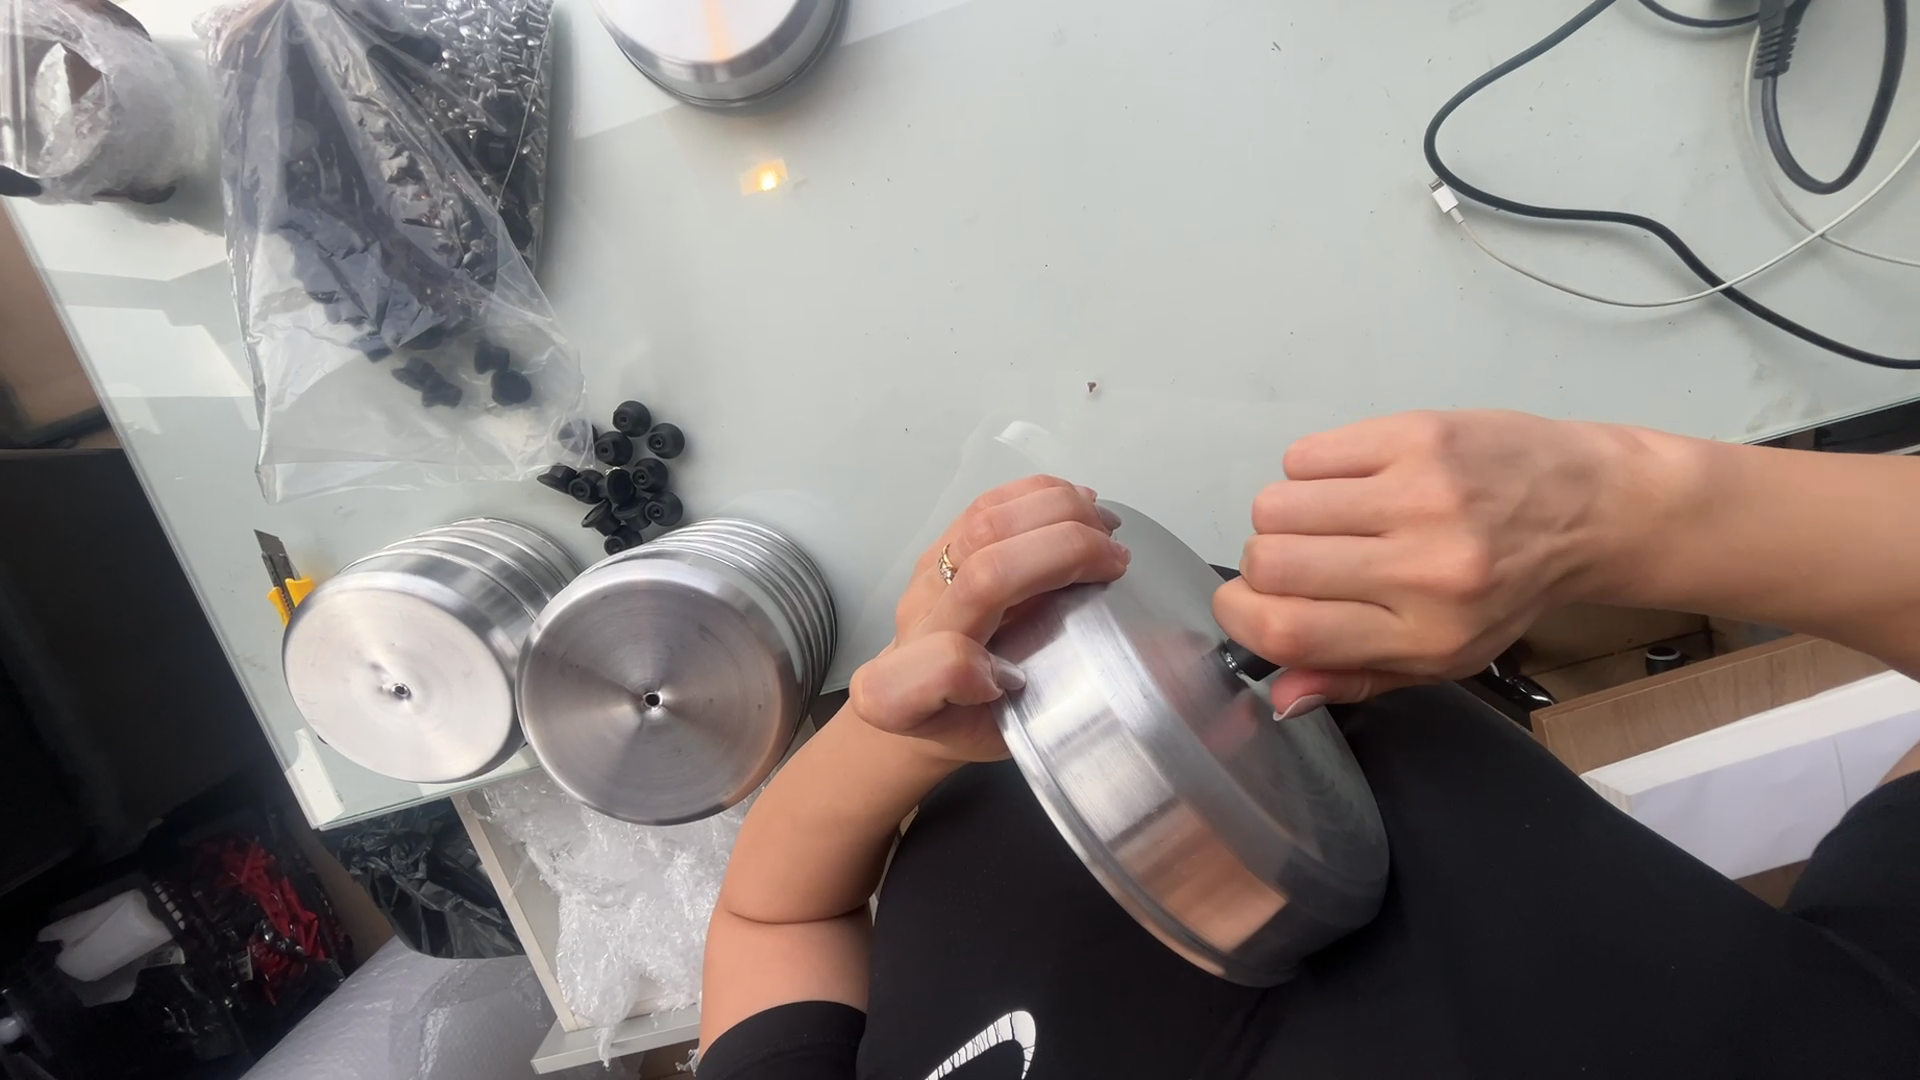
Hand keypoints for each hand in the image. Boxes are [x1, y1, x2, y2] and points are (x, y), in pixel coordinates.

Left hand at [849, 476, 1129, 762]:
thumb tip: (1136, 658)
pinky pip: (987, 504)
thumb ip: (1048, 715)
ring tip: (1104, 529)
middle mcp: (914, 623)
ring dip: (1059, 513)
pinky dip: (1042, 495)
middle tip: (1116, 562)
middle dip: (1065, 551)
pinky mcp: (942, 545)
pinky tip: (1081, 506)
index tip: (1012, 684)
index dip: (972, 667)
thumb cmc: (970, 723)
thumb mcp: (1004, 741)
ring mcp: (927, 575)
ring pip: (985, 523)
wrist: (919, 697)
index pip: (935, 667)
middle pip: (983, 568)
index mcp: (908, 694)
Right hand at [1214, 410, 1629, 710]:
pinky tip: (1353, 481)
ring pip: (1273, 505)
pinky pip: (1302, 455)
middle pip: (1267, 562)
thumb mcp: (1439, 658)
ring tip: (1333, 519)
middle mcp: (1423, 568)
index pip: (1285, 630)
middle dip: (1265, 564)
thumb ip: (1352, 678)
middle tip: (1304, 560)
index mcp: (1424, 635)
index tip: (1246, 605)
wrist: (1594, 507)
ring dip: (1286, 517)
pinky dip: (1311, 472)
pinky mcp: (1415, 436)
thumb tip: (1279, 697)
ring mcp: (1419, 495)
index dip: (1240, 617)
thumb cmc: (1504, 592)